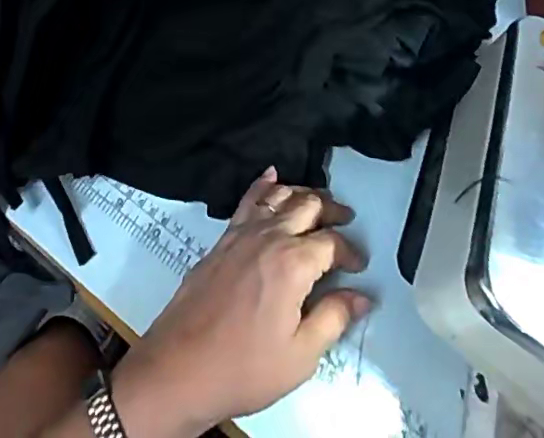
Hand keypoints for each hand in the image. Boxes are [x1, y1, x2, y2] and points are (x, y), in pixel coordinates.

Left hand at [107, 168, 370, 437]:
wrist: (181, 364)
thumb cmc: (244, 367)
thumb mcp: (300, 355)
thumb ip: (333, 318)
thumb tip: (362, 296)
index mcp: (293, 263)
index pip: (332, 243)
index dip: (350, 251)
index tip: (359, 265)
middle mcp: (269, 237)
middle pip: (307, 206)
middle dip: (331, 209)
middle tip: (346, 217)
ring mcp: (242, 233)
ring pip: (278, 196)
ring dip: (302, 193)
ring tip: (317, 201)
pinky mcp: (223, 238)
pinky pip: (248, 200)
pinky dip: (264, 185)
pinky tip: (271, 176)